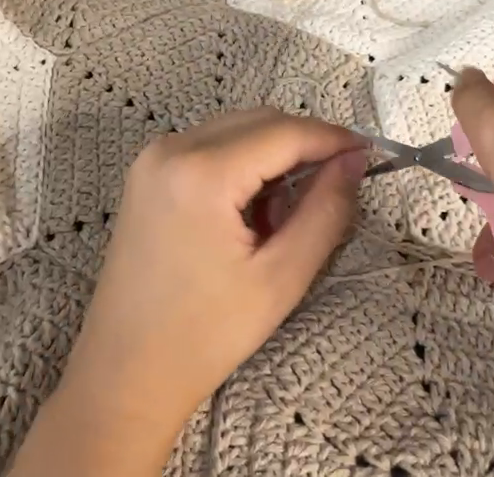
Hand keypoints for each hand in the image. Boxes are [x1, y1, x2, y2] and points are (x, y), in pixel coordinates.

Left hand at [23, 108, 365, 472]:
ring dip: (273, 155)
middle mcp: (171, 148)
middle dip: (303, 145)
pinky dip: (242, 163)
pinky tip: (250, 213)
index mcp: (201, 173)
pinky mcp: (147, 171)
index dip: (332, 138)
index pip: (284, 132)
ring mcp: (153, 157)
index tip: (369, 154)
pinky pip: (211, 144)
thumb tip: (354, 161)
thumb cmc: (205, 336)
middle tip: (333, 189)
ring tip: (283, 216)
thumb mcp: (281, 279)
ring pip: (236, 128)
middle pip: (260, 120)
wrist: (124, 373)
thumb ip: (325, 211)